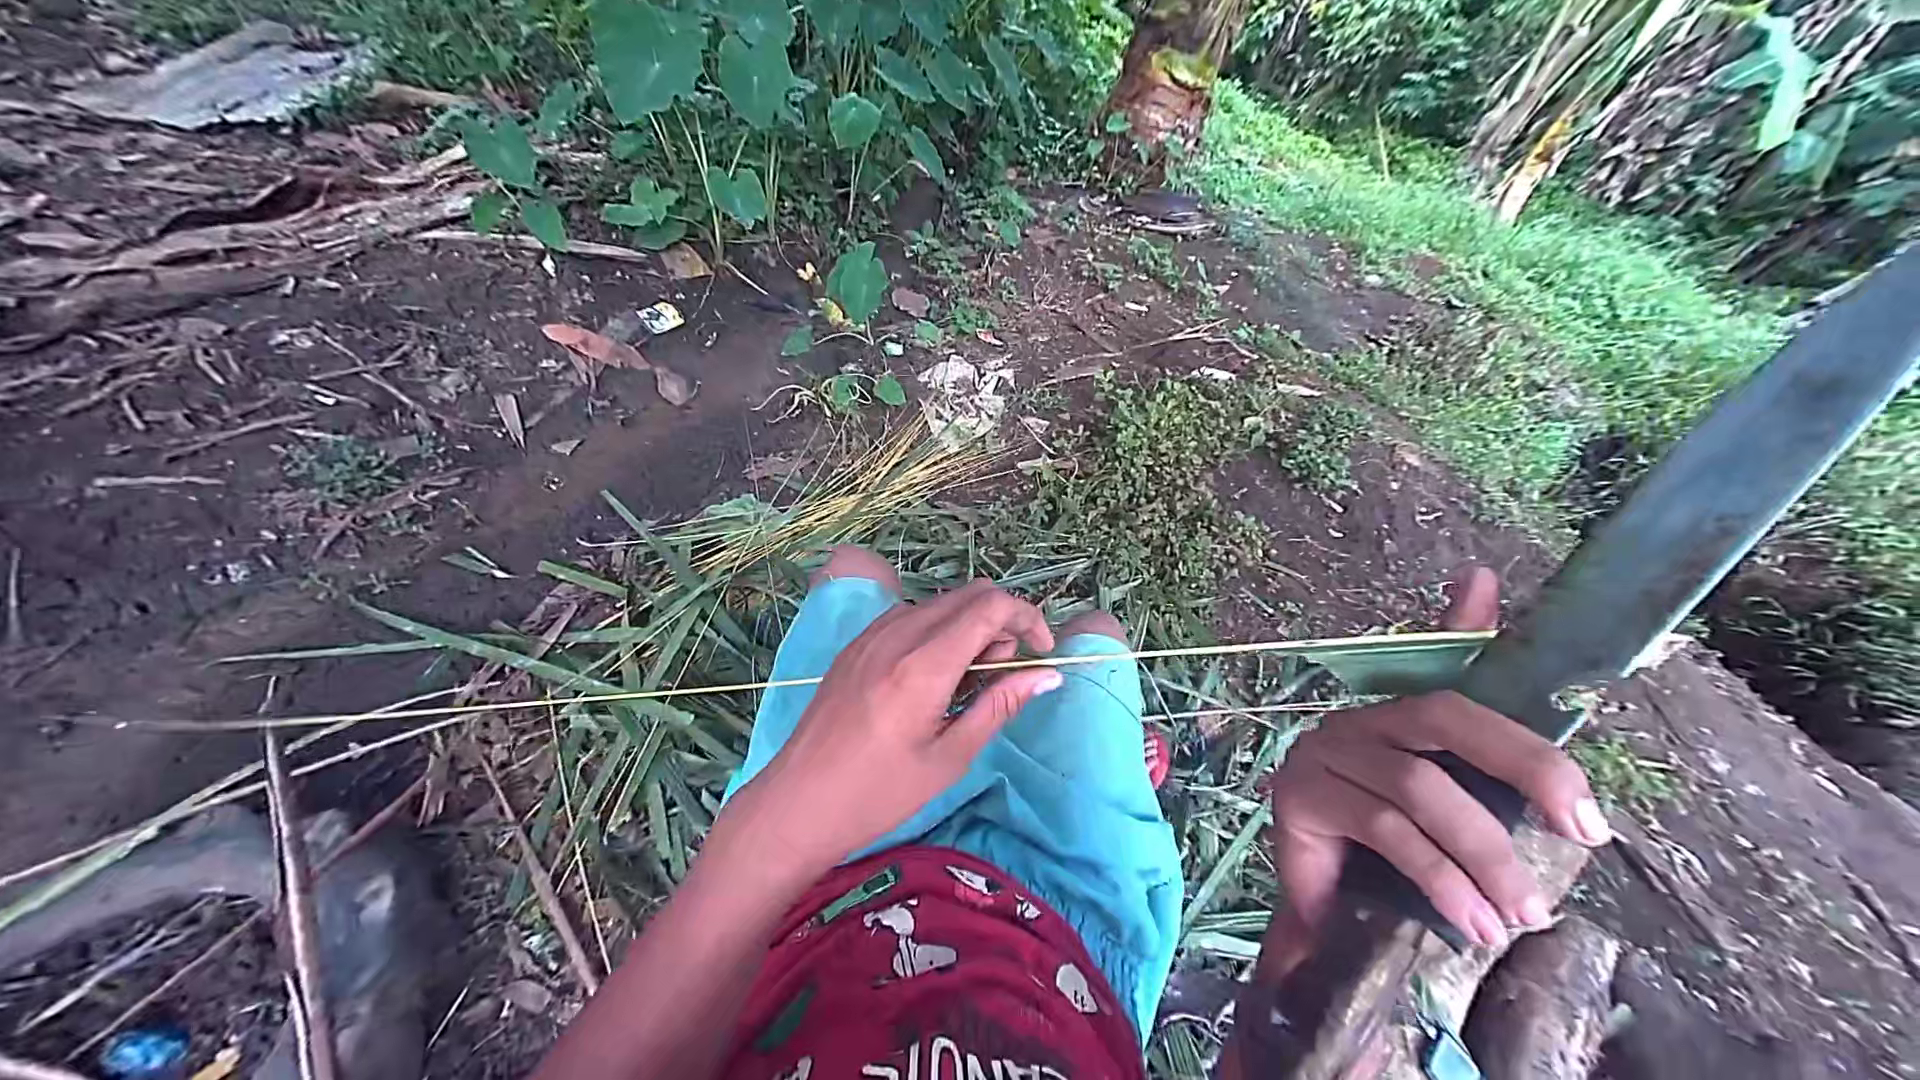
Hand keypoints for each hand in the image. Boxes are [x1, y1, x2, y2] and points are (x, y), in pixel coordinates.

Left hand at [742, 579, 1062, 865]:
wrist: (797, 803)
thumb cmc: (878, 794)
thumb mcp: (949, 757)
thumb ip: (999, 705)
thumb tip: (1047, 675)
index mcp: (923, 664)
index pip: (990, 606)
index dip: (1027, 618)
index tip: (1040, 653)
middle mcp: (897, 634)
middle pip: (968, 595)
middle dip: (1001, 622)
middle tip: (1002, 674)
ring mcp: (871, 635)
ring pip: (940, 603)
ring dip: (968, 626)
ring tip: (966, 682)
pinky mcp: (856, 644)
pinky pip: (910, 616)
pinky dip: (937, 631)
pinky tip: (931, 676)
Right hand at [1266, 568, 1611, 947]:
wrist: (1330, 907)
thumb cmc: (1396, 854)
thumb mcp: (1457, 809)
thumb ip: (1484, 747)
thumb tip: (1489, 603)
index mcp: (1394, 717)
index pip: (1454, 688)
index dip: (1491, 672)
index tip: (1541, 701)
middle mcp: (1355, 722)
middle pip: (1441, 715)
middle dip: (1523, 765)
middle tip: (1584, 833)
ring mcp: (1321, 754)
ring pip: (1419, 786)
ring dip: (1485, 855)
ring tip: (1520, 916)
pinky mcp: (1299, 794)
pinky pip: (1383, 827)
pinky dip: (1439, 877)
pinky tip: (1470, 920)